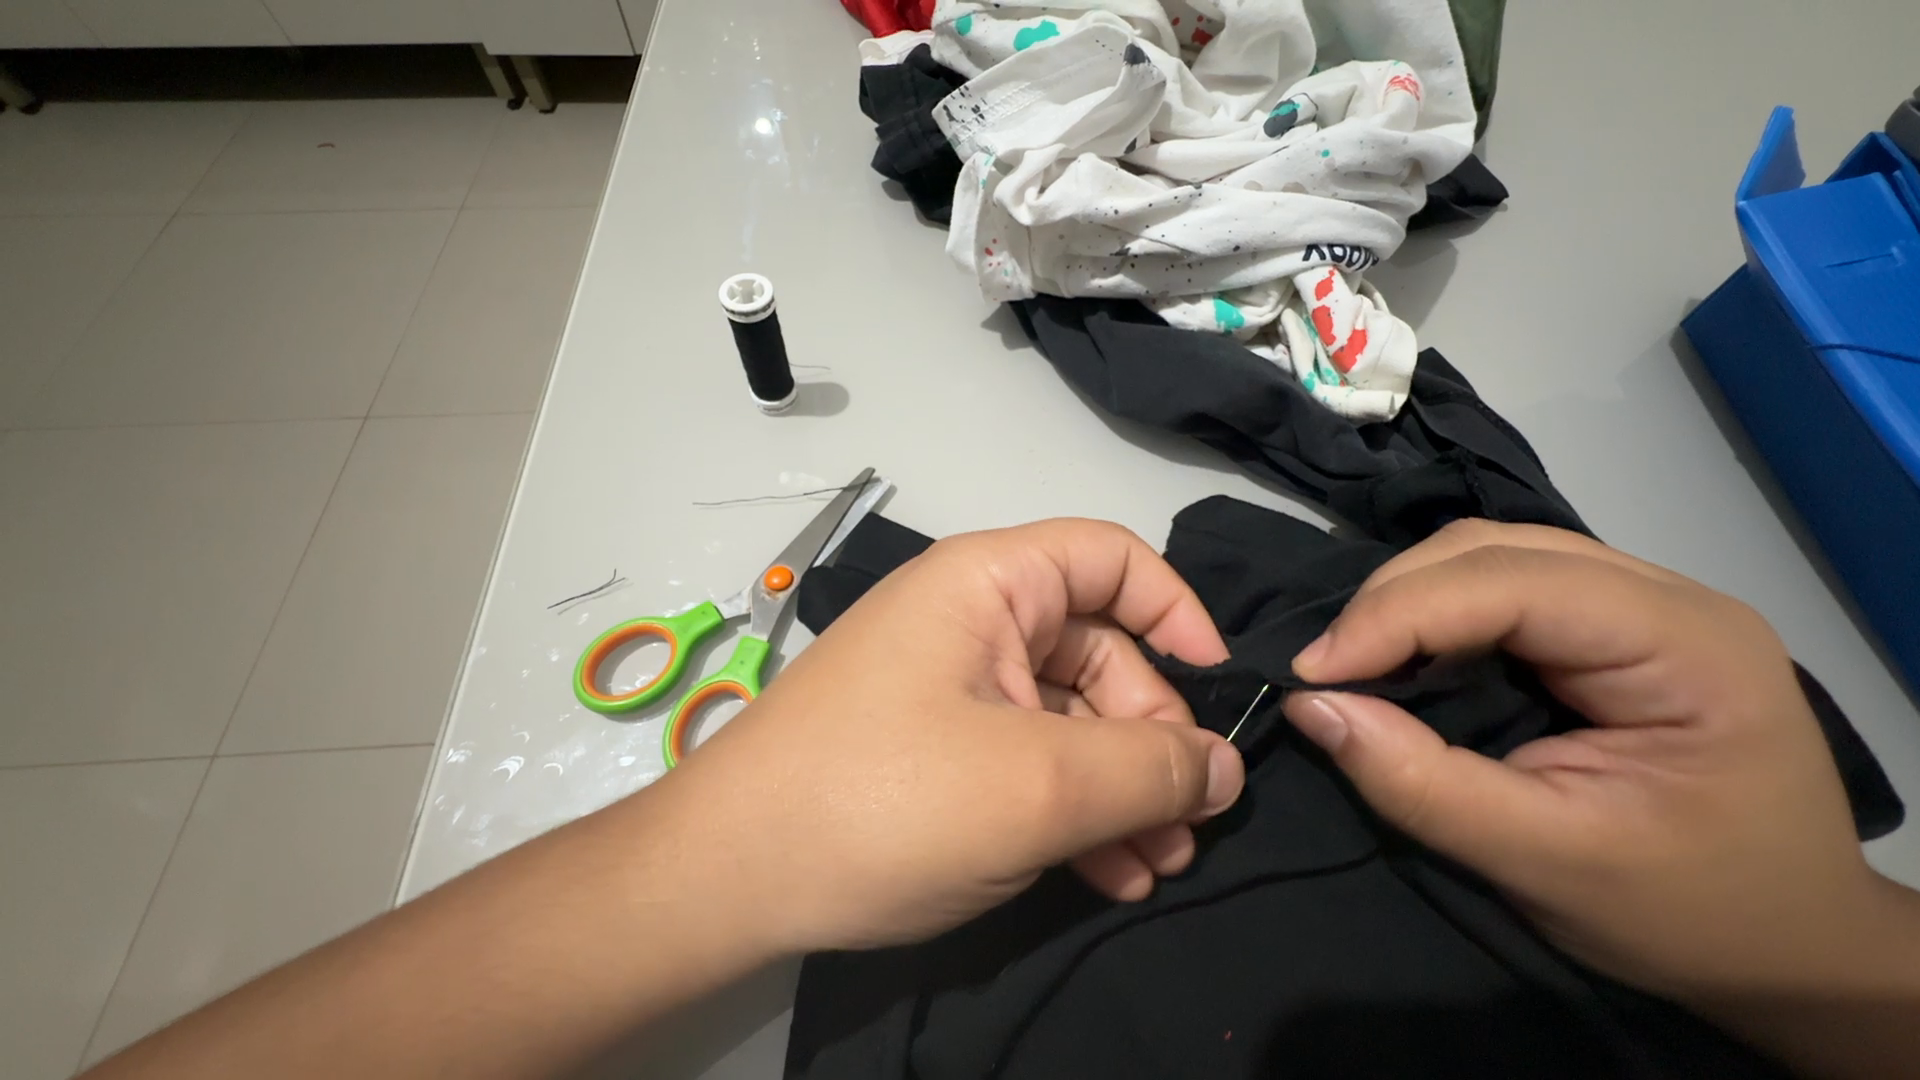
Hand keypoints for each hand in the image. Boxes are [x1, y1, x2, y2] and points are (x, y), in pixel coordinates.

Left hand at [660, 519, 1245, 953]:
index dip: (1177, 612)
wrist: (725, 879)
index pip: (1110, 559)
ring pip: (1068, 720)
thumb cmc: (884, 801)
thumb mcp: (1036, 785)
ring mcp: (951, 689)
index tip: (1219, 690)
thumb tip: (1225, 765)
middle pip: (1099, 653)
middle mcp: (970, 622)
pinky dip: (1071, 811)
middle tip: (1188, 825)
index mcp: (987, 585)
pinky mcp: (936, 750)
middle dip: (1152, 739)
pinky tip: (1108, 874)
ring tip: (1156, 866)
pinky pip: (1027, 762)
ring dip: (1119, 790)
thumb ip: (1148, 768)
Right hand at [1283, 520, 1911, 1005]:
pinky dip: (1428, 610)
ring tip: (1357, 662)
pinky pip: (1492, 582)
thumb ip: (1421, 783)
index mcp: (1684, 646)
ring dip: (1403, 599)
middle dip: (1390, 602)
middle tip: (1326, 672)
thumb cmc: (1683, 911)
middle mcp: (1663, 598)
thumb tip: (1309, 705)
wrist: (1780, 941)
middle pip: (1490, 550)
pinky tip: (1404, 653)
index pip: (1512, 584)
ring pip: (1483, 552)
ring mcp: (1635, 601)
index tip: (1312, 674)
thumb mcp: (1543, 862)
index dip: (1396, 616)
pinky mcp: (1601, 620)